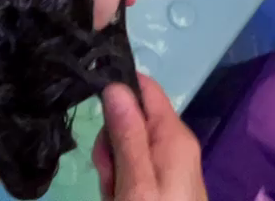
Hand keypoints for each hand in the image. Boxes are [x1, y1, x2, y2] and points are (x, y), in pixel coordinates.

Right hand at [91, 75, 206, 200]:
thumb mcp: (136, 183)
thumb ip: (126, 134)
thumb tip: (114, 84)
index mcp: (175, 135)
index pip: (144, 86)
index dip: (116, 91)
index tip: (96, 115)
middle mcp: (178, 144)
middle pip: (133, 118)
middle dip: (111, 142)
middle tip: (107, 174)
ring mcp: (174, 166)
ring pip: (130, 145)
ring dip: (114, 166)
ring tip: (115, 194)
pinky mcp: (169, 185)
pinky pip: (138, 167)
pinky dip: (124, 180)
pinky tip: (122, 198)